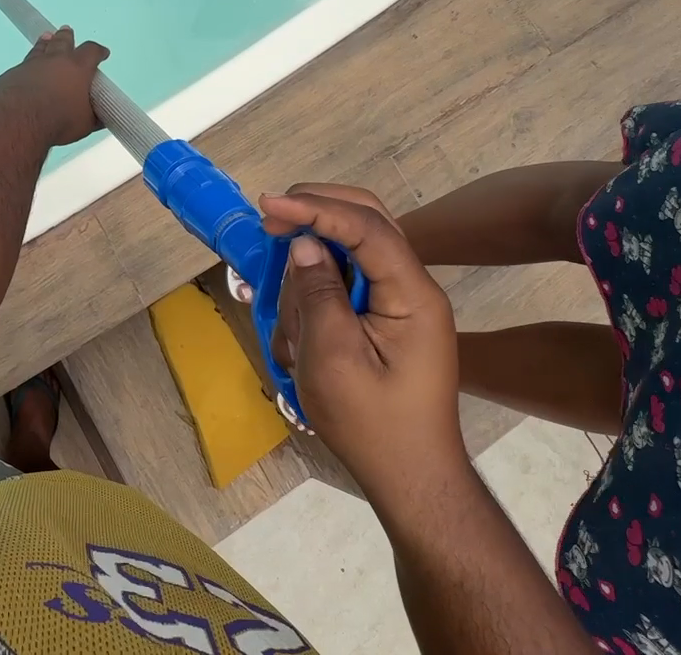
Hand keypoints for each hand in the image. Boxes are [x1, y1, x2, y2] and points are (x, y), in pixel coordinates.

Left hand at [0, 26, 108, 146]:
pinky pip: (20, 67)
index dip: (98, 52)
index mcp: (77, 68)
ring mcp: (29, 65)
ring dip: (44, 44)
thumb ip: (93, 116)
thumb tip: (100, 118)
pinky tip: (24, 73)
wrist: (17, 123)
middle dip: (66, 37)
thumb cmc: (57, 122)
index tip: (102, 53)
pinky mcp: (10, 75)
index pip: (91, 52)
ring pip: (39, 49)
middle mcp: (53, 60)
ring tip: (46, 38)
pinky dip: (25, 68)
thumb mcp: (85, 124)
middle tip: (67, 31)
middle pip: (62, 41)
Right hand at [260, 185, 465, 505]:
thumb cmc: (371, 424)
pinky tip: (300, 321)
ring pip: (353, 246)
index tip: (267, 206)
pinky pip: (348, 279)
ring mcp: (401, 299)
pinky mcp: (386, 315)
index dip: (314, 209)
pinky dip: (317, 287)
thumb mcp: (333, 358)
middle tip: (270, 221)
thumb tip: (302, 244)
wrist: (410, 475)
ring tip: (291, 316)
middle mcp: (413, 285)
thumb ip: (317, 293)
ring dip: (312, 264)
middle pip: (367, 219)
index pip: (365, 228)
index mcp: (412, 295)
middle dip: (317, 212)